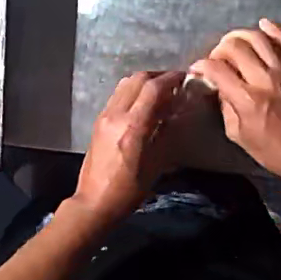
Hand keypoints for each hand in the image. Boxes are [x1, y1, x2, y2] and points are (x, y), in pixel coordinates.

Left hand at [68, 70, 185, 227]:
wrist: (95, 202)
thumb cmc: (129, 190)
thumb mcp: (156, 165)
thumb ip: (166, 134)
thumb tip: (177, 112)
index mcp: (132, 126)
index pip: (153, 88)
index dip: (171, 78)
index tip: (185, 78)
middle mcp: (116, 114)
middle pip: (138, 79)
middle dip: (159, 77)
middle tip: (175, 84)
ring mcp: (104, 116)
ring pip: (125, 84)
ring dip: (144, 83)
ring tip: (161, 93)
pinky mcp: (98, 121)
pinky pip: (117, 96)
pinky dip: (133, 92)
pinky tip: (144, 105)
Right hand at [190, 20, 280, 181]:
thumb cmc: (270, 150)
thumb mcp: (237, 134)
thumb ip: (226, 105)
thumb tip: (219, 85)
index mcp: (247, 99)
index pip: (217, 69)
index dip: (201, 66)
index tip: (197, 69)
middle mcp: (265, 80)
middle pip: (235, 47)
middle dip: (218, 49)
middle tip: (216, 59)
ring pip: (258, 39)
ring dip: (240, 35)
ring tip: (232, 42)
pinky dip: (274, 29)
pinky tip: (263, 23)